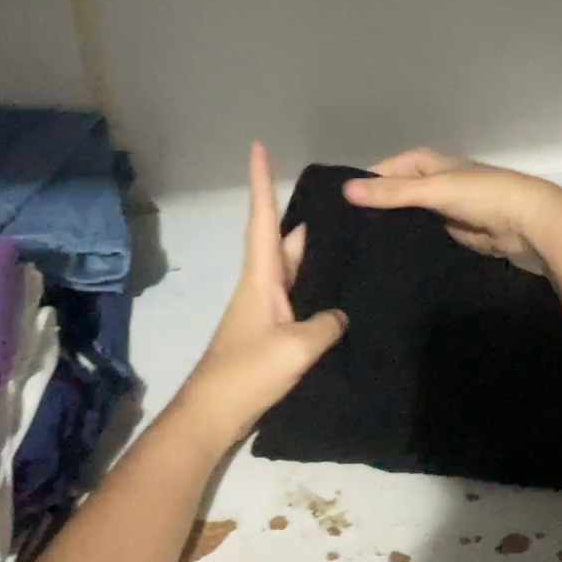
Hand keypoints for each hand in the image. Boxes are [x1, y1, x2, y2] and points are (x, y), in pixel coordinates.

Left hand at [166, 142, 347, 448]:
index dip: (261, 182)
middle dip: (300, 215)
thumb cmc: (248, 373)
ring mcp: (264, 310)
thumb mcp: (295, 347)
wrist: (213, 414)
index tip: (258, 147)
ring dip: (311, 251)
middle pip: (281, 240)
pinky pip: (296, 298)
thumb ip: (325, 325)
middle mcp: (260, 286)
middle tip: (336, 198)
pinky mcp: (270, 334)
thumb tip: (340, 315)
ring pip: (290, 269)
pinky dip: (314, 286)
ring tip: (348, 235)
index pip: (262, 219)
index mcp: (260, 278)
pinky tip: (337, 292)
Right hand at [342, 148, 561, 263]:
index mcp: (425, 162)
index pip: (382, 171)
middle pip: (392, 195)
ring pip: (404, 218)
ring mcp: (438, 208)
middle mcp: (429, 182)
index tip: (333, 208)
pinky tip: (384, 258)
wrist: (528, 223)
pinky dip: (405, 243)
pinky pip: (418, 236)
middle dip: (371, 210)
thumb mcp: (433, 189)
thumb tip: (344, 190)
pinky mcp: (447, 233)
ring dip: (387, 229)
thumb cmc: (482, 195)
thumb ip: (391, 193)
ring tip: (354, 249)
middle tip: (338, 234)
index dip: (361, 186)